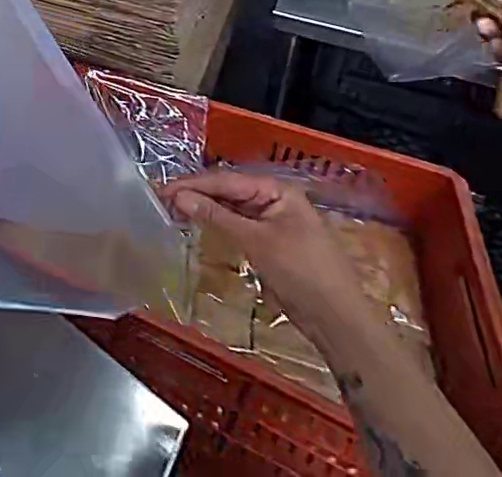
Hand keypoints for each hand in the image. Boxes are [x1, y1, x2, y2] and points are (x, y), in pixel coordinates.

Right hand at [161, 171, 373, 329]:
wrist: (339, 321)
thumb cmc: (302, 273)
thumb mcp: (256, 241)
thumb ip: (216, 216)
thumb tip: (178, 197)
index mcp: (277, 190)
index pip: (227, 180)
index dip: (193, 184)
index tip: (162, 190)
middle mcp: (275, 200)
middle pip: (228, 191)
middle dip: (196, 194)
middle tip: (162, 200)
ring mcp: (273, 221)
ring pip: (231, 208)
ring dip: (204, 208)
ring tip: (173, 210)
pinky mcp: (270, 243)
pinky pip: (238, 225)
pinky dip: (217, 223)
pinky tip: (198, 223)